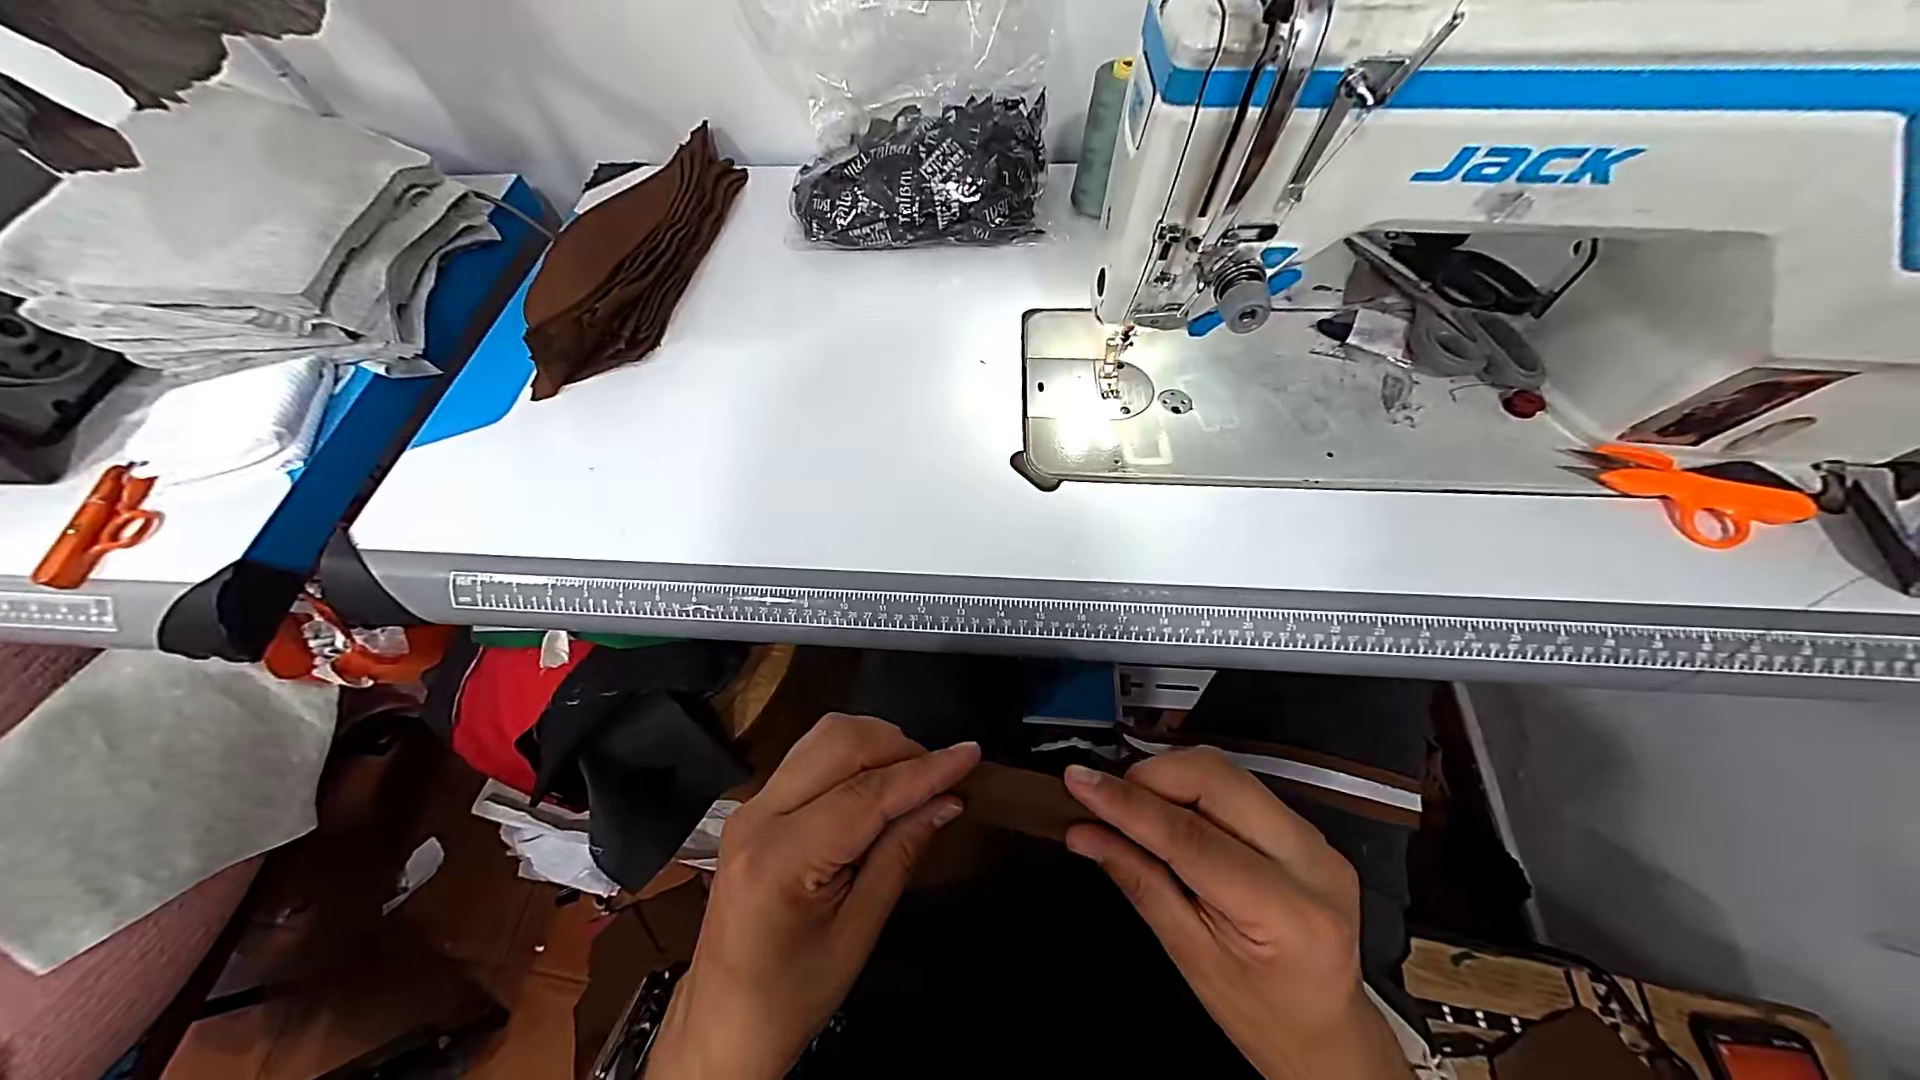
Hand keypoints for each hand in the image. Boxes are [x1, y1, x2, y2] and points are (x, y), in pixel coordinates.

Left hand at [647, 714, 979, 1078]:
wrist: (722, 1018)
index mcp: (779, 857)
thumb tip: (946, 801)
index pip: (865, 793)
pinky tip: (880, 782)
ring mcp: (752, 803)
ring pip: (825, 736)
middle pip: (840, 743)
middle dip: (900, 748)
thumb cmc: (791, 993)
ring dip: (878, 744)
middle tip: (941, 777)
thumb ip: (901, 853)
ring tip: (914, 779)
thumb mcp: (858, 932)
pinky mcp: (757, 803)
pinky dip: (856, 754)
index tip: (969, 754)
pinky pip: (813, 754)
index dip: (923, 771)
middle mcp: (758, 814)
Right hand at [1064, 749, 1412, 1079]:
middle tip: (1108, 799)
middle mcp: (1312, 861)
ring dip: (1168, 776)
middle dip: (1151, 776)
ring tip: (1135, 808)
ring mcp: (1315, 838)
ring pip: (1225, 770)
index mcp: (1287, 913)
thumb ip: (1138, 882)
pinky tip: (1169, 811)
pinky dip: (1190, 786)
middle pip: (1217, 778)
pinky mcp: (1307, 828)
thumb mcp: (1190, 957)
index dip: (1128, 803)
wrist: (1330, 1036)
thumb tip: (1082, 832)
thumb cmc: (1258, 1013)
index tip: (1078, 779)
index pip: (1192, 837)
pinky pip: (1236, 783)